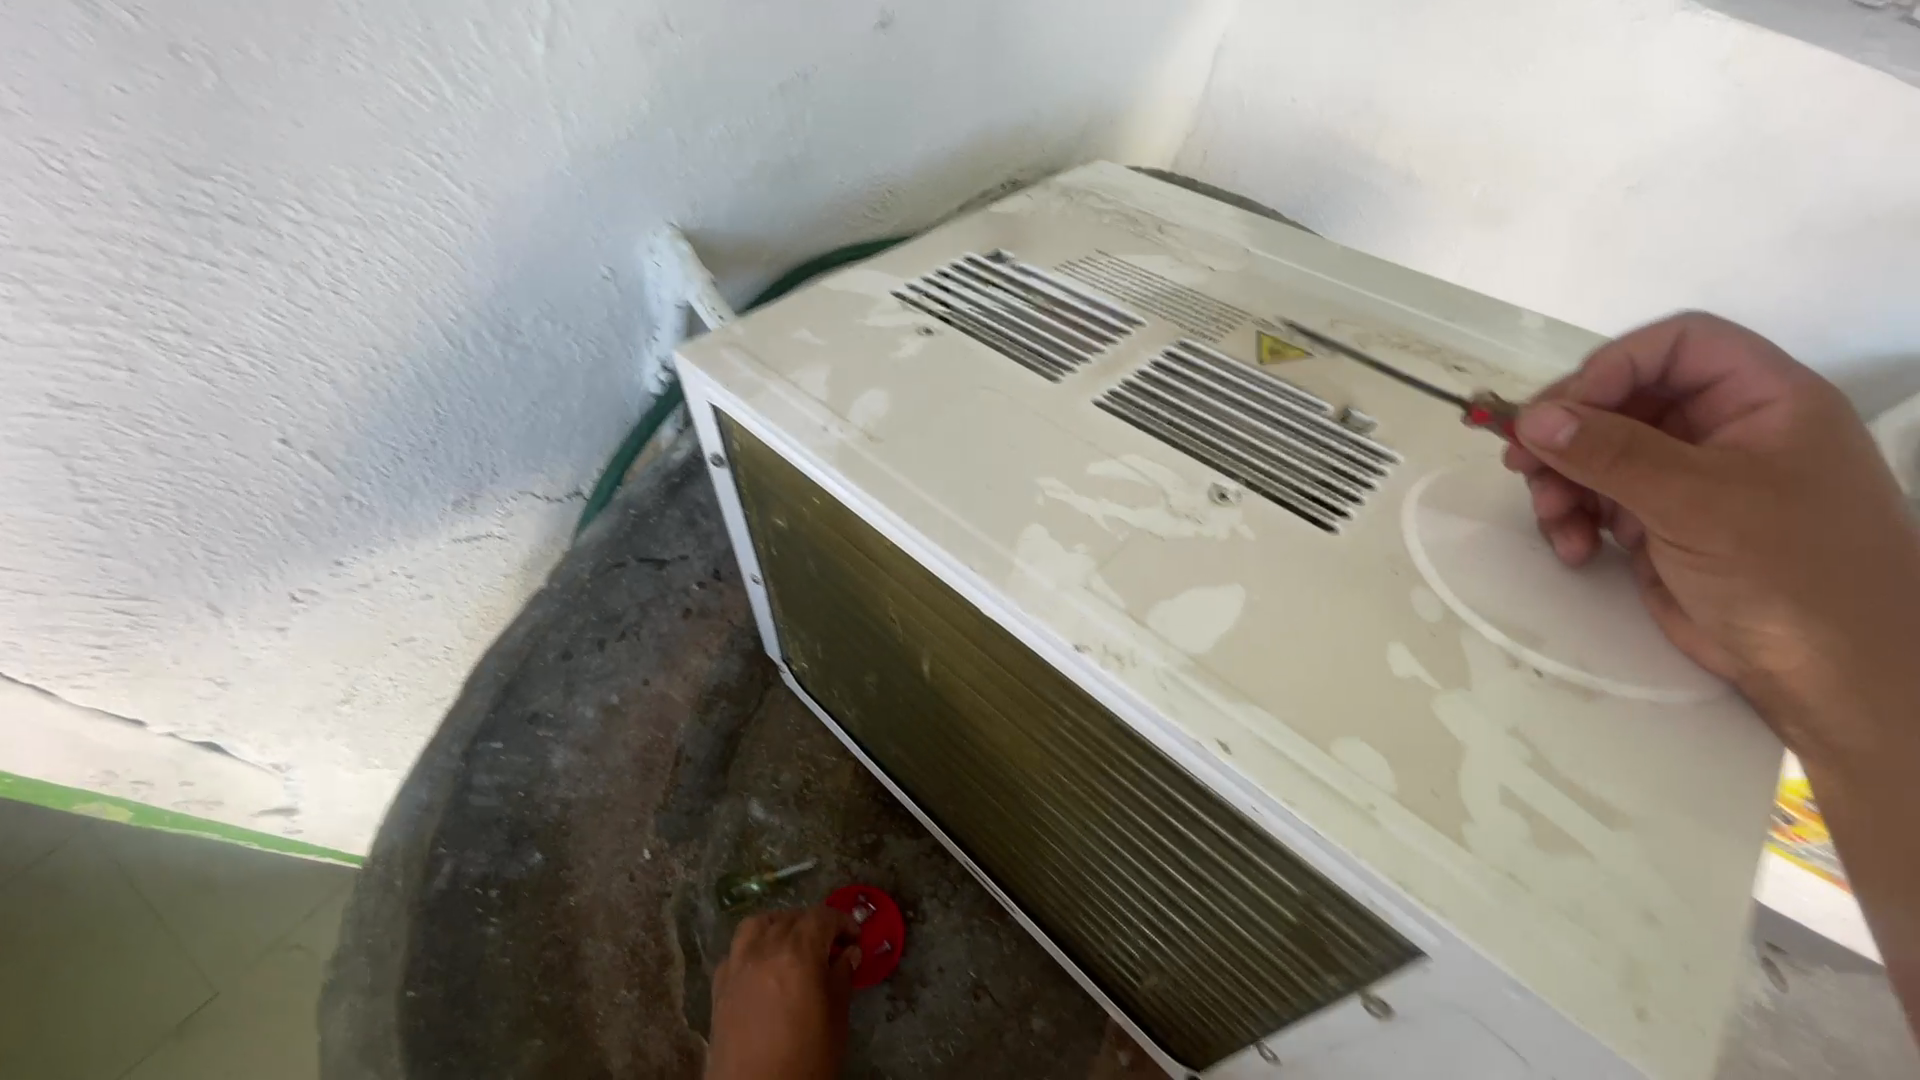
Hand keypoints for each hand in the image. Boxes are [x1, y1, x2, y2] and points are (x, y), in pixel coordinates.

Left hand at [705, 906, 860, 1079]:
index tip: (854, 939)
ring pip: (757, 925)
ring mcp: (737, 967)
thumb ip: (842, 978)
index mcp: (798, 953)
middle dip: (814, 925)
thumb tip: (848, 954)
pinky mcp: (719, 988)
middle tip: (831, 946)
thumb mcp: (836, 1020)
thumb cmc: (806, 1061)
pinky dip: (752, 948)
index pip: (822, 917)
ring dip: (779, 926)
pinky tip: (763, 967)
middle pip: (791, 918)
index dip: (842, 922)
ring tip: (793, 945)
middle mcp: (764, 949)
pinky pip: (736, 952)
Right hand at [1503, 312, 1919, 760]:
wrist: (1824, 670)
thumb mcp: (1696, 501)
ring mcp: (1686, 477)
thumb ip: (1610, 453)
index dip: (1611, 367)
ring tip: (1553, 520)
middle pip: (1620, 399)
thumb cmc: (1789, 569)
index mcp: (1761, 400)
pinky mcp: (1657, 519)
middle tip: (1520, 464)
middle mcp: (1721, 429)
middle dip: (1567, 435)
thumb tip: (1532, 419)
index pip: (1676, 346)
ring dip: (1559, 483)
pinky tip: (1575, 550)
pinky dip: (1571, 520)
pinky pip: (1593, 499)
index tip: (1556, 413)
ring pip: (1594, 452)